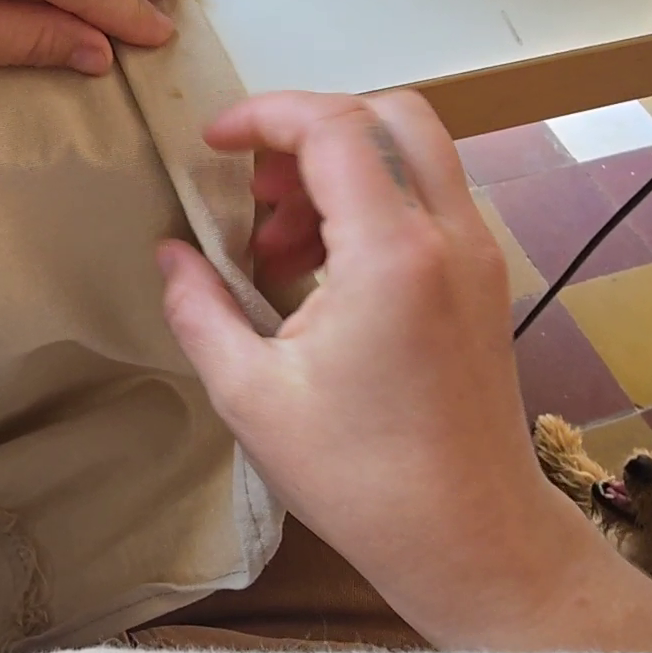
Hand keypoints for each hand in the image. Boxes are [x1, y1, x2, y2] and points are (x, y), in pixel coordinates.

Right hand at [155, 91, 651, 652]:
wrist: (468, 537)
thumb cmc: (356, 474)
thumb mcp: (248, 392)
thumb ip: (198, 307)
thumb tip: (170, 253)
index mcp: (391, 255)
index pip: (335, 126)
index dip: (263, 116)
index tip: (212, 144)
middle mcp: (449, 236)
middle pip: (389, 115)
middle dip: (307, 133)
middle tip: (254, 194)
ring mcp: (476, 256)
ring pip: (411, 153)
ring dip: (335, 173)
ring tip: (278, 247)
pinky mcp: (481, 281)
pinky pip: (424, 201)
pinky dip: (366, 206)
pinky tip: (322, 275)